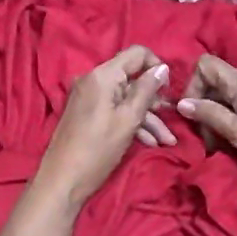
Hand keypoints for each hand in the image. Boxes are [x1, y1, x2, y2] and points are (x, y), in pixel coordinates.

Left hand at [36, 46, 170, 207]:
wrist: (62, 182)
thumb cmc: (97, 149)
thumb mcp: (128, 119)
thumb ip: (146, 90)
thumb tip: (162, 67)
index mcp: (103, 75)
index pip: (136, 53)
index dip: (156, 66)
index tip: (169, 88)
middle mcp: (94, 80)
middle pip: (132, 78)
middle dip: (155, 99)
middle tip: (174, 119)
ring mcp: (89, 97)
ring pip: (126, 98)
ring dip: (148, 117)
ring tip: (167, 140)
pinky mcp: (88, 113)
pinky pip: (115, 110)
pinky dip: (132, 123)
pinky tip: (150, 142)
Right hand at [175, 53, 236, 197]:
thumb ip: (212, 116)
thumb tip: (182, 104)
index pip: (205, 64)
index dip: (192, 86)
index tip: (194, 116)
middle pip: (216, 80)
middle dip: (204, 107)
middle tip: (208, 141)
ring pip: (229, 94)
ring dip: (218, 116)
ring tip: (223, 145)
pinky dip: (234, 118)